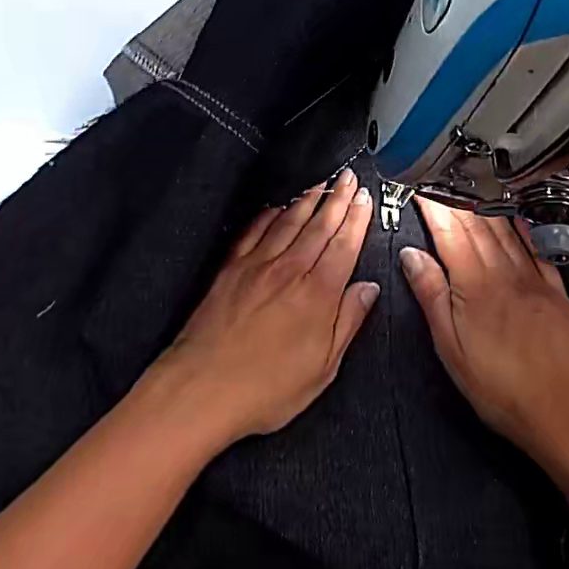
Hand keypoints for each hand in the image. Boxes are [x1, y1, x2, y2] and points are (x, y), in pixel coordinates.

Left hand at [144, 168, 379, 446]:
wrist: (201, 390)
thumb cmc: (262, 387)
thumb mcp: (323, 367)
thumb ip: (349, 322)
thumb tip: (368, 292)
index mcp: (318, 294)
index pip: (345, 243)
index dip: (358, 218)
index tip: (365, 199)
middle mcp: (290, 272)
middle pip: (320, 224)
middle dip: (338, 198)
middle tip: (349, 178)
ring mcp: (258, 266)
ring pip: (289, 221)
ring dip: (309, 199)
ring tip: (322, 183)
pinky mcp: (231, 270)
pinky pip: (255, 231)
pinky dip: (269, 215)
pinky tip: (277, 207)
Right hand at [401, 198, 568, 469]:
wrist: (564, 413)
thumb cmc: (505, 392)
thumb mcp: (451, 349)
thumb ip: (432, 296)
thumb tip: (413, 258)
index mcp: (476, 287)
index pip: (449, 232)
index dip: (434, 207)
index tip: (423, 189)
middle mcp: (506, 275)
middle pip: (477, 225)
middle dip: (456, 199)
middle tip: (442, 183)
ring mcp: (534, 281)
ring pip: (506, 231)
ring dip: (486, 206)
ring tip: (471, 189)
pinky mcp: (556, 293)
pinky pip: (537, 249)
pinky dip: (523, 229)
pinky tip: (517, 219)